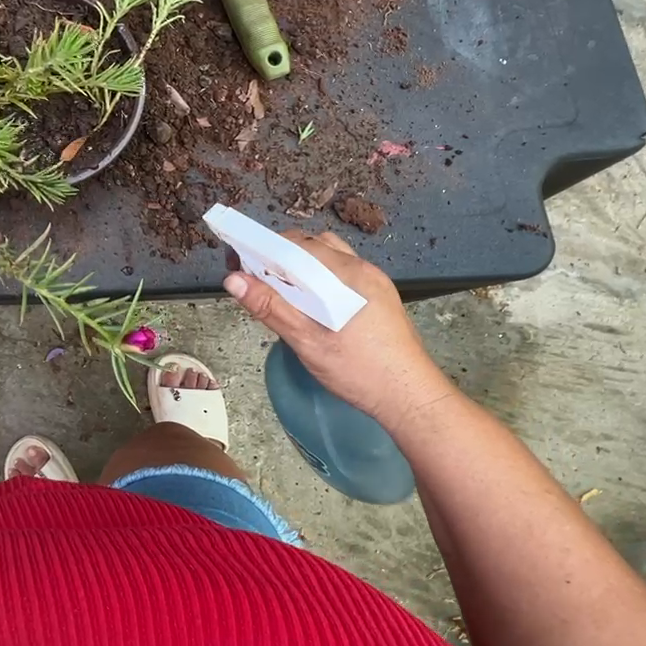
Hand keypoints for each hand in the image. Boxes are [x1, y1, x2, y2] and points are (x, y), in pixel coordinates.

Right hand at [223, 230, 456, 429]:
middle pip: (310, 246)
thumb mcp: (307, 340)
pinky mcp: (378, 297)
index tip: (236, 261)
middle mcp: (361, 269)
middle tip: (253, 278)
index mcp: (345, 274)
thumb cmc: (360, 371)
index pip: (295, 244)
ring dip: (298, 264)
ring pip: (326, 258)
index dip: (261, 247)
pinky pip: (339, 272)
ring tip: (279, 288)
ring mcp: (373, 282)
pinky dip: (316, 276)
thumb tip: (232, 279)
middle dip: (277, 255)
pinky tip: (308, 302)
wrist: (413, 401)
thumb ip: (270, 306)